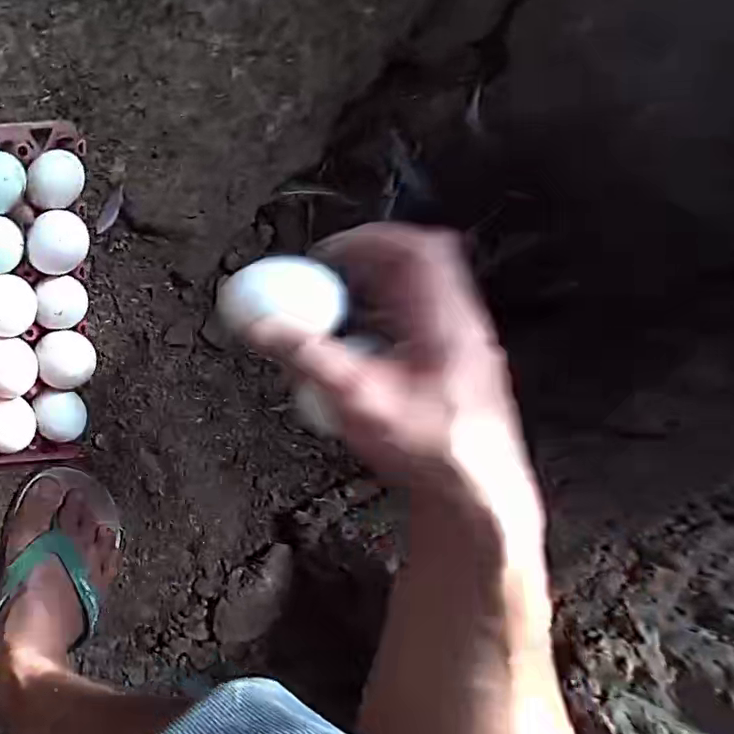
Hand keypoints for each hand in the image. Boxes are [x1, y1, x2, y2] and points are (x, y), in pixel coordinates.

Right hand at [241, 224, 539, 533]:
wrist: (471, 493)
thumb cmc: (430, 450)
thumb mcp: (357, 398)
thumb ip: (306, 357)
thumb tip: (263, 326)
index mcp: (444, 322)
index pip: (416, 251)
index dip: (367, 240)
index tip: (326, 250)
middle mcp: (452, 327)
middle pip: (409, 269)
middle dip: (356, 265)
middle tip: (317, 275)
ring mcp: (450, 347)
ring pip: (405, 298)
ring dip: (360, 295)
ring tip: (324, 310)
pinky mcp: (439, 368)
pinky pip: (400, 327)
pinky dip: (366, 324)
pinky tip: (343, 350)